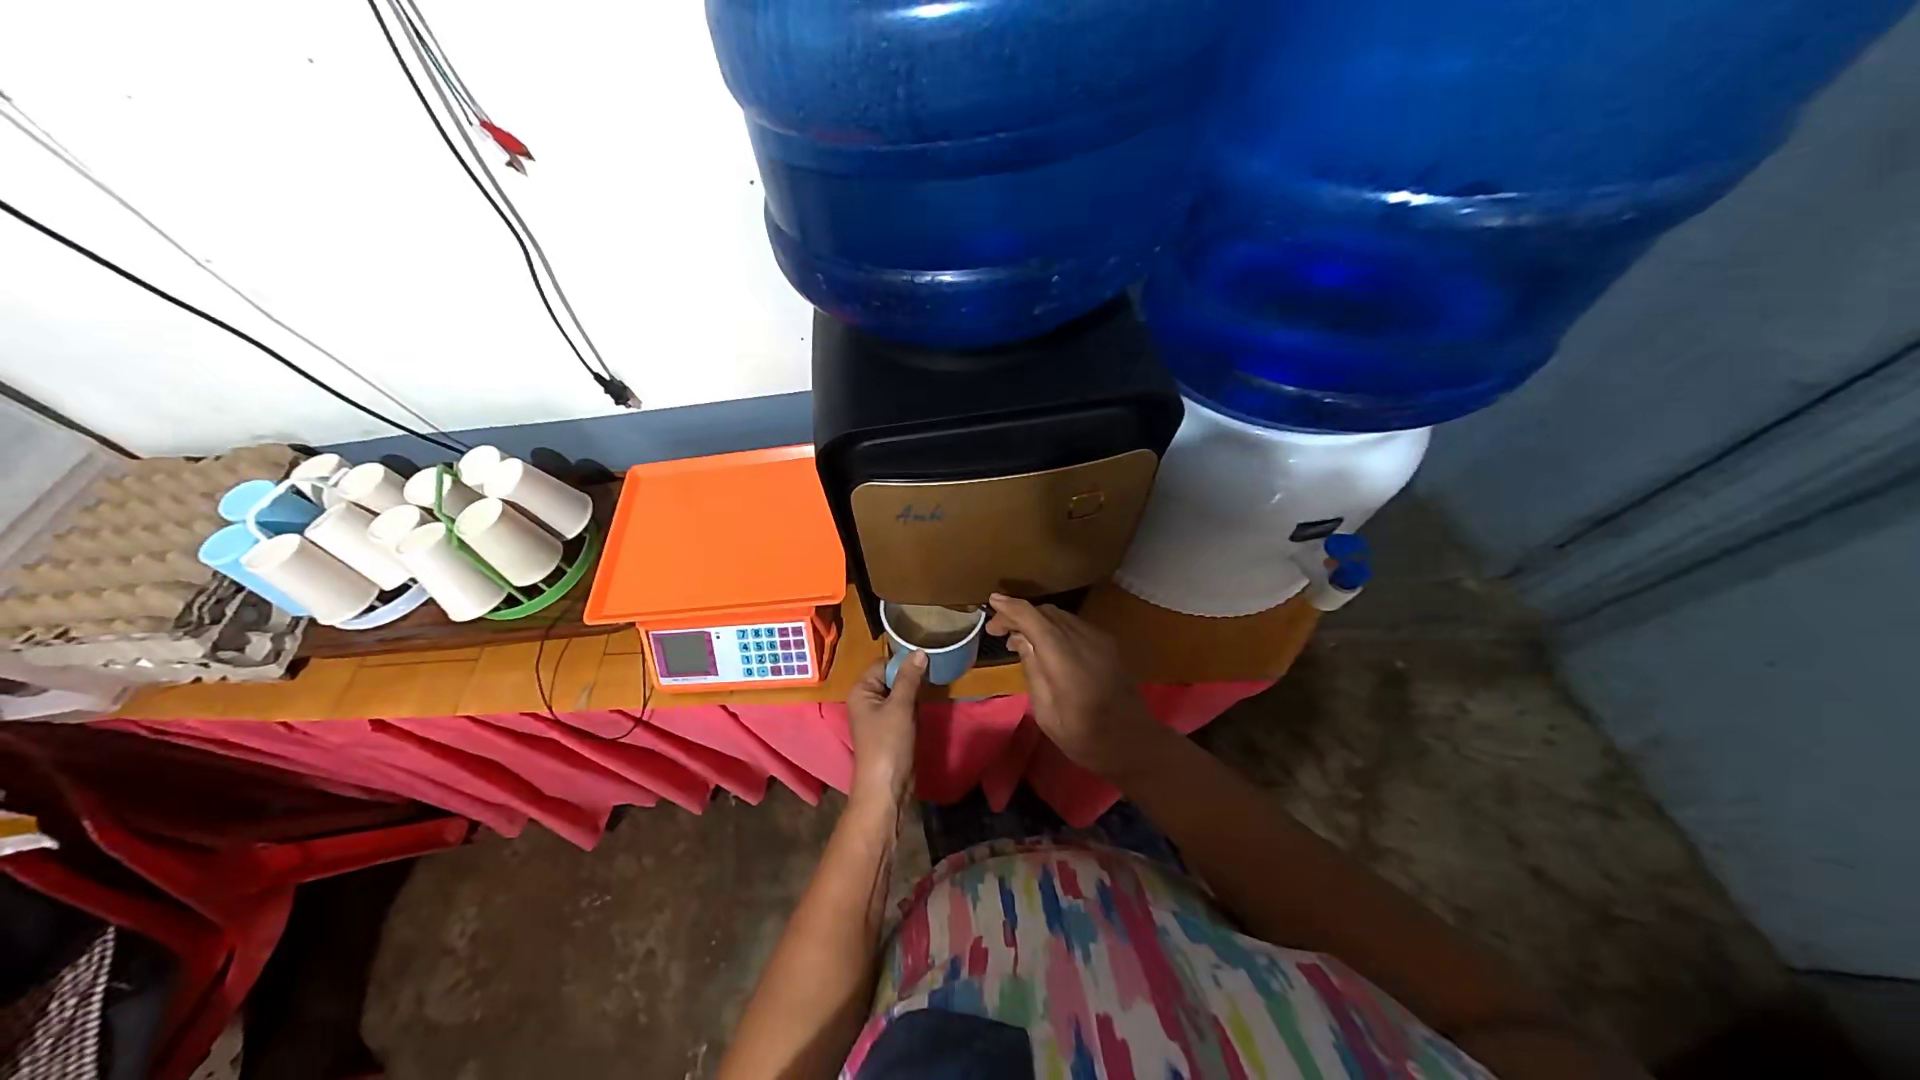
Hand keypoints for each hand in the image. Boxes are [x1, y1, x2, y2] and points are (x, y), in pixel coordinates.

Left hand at [845, 652, 926, 808]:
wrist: (886, 787)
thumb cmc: (889, 743)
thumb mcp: (900, 706)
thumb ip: (909, 677)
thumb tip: (919, 651)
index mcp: (861, 690)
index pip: (883, 663)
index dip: (903, 661)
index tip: (927, 659)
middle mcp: (867, 700)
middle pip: (891, 677)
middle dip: (911, 676)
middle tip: (935, 671)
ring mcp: (878, 715)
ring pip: (899, 693)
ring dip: (915, 692)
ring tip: (934, 685)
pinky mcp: (890, 729)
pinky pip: (903, 708)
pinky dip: (915, 706)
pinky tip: (927, 705)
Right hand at [985, 594, 1167, 778]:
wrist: (1135, 743)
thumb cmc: (1086, 739)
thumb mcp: (1047, 714)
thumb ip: (1034, 671)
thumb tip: (1020, 640)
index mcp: (1066, 662)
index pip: (1035, 620)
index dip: (1011, 608)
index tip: (991, 602)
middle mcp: (1085, 641)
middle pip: (1046, 613)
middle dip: (1019, 615)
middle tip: (997, 631)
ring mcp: (1100, 640)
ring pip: (1060, 616)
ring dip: (1036, 620)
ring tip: (1017, 639)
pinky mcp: (1108, 644)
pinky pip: (1073, 625)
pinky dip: (1052, 627)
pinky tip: (1044, 644)